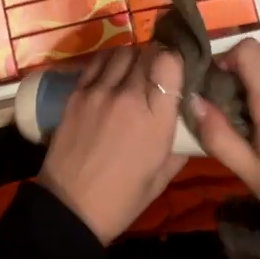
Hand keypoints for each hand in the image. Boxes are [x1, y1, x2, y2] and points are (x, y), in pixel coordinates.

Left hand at [37, 45, 188, 242]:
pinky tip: (111, 73)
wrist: (72, 206)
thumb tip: (187, 119)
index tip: (175, 68)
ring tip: (134, 71)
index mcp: (155, 120)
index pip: (169, 62)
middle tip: (157, 70)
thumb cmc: (123, 198)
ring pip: (122, 52)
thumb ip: (178, 143)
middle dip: (155, 57)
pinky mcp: (77, 91)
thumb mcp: (162, 176)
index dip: (174, 60)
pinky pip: (97, 61)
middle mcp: (129, 97)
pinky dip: (108, 61)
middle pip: (146, 53)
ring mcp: (100, 91)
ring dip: (132, 57)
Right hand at [191, 39, 259, 258]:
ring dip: (253, 116)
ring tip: (252, 156)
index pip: (248, 50)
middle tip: (227, 137)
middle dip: (234, 99)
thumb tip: (192, 99)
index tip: (211, 87)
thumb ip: (221, 137)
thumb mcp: (254, 177)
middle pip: (255, 79)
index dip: (225, 58)